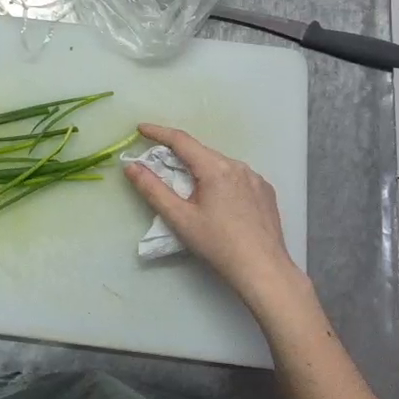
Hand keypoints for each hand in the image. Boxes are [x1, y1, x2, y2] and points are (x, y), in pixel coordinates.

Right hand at [124, 124, 306, 310]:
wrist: (263, 270)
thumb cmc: (217, 244)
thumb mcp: (179, 218)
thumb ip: (152, 189)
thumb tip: (131, 166)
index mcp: (215, 168)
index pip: (181, 140)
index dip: (158, 132)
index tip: (141, 128)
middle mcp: (238, 166)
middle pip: (201, 152)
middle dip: (178, 155)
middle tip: (159, 165)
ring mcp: (256, 178)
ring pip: (220, 165)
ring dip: (201, 169)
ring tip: (190, 188)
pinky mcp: (266, 192)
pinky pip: (237, 177)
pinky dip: (221, 180)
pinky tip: (218, 201)